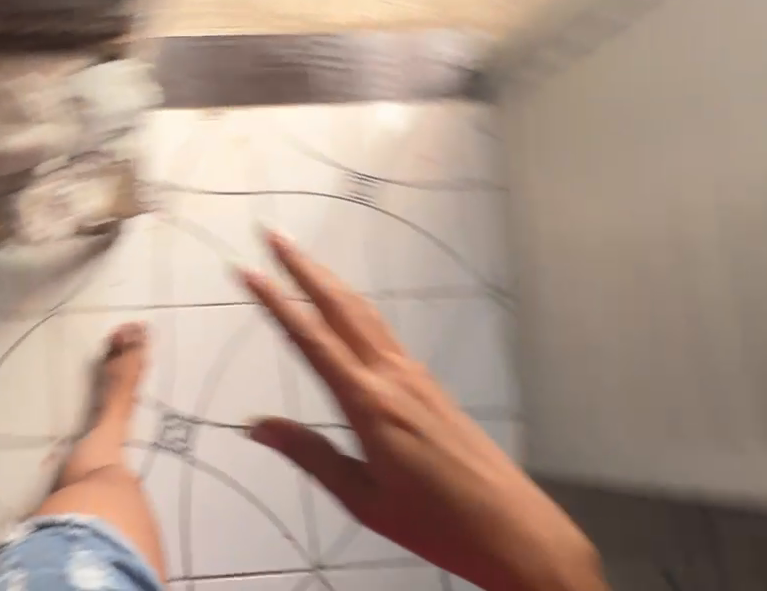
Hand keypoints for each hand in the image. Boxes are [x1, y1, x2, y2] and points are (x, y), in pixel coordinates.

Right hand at [240, 231, 605, 590]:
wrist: (516, 531)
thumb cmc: (435, 524)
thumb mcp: (363, 501)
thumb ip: (310, 455)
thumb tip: (254, 426)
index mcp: (368, 403)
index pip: (311, 340)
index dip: (277, 302)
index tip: (249, 270)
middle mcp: (389, 374)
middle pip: (339, 307)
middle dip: (303, 267)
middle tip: (272, 235)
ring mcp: (411, 372)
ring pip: (362, 311)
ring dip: (327, 278)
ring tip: (299, 255)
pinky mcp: (425, 379)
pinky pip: (379, 328)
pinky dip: (351, 302)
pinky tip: (343, 302)